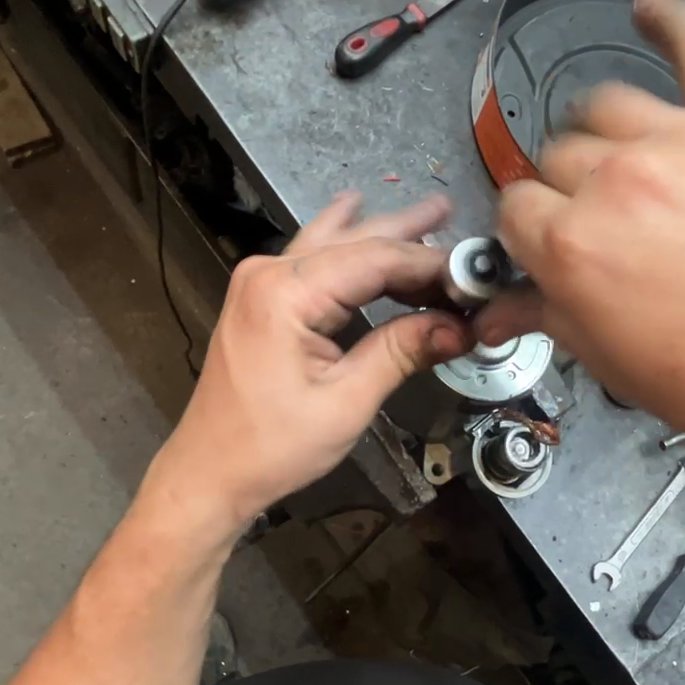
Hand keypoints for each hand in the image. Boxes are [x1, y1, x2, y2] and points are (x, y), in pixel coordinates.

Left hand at [146, 192, 471, 532]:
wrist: (210, 472)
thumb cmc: (272, 447)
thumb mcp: (346, 403)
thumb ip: (401, 353)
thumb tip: (459, 328)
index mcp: (285, 292)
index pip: (375, 259)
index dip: (429, 264)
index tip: (473, 274)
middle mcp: (268, 272)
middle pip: (354, 243)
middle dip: (409, 238)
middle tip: (458, 221)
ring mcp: (258, 283)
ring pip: (332, 245)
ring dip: (380, 234)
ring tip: (427, 215)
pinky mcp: (259, 301)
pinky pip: (311, 260)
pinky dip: (345, 247)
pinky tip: (354, 213)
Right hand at [479, 0, 684, 474]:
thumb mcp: (614, 362)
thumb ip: (548, 318)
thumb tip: (498, 315)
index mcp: (573, 249)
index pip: (514, 211)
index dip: (523, 233)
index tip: (538, 246)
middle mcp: (616, 184)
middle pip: (555, 158)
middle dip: (562, 191)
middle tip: (589, 222)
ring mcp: (682, 142)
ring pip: (605, 105)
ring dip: (597, 132)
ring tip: (612, 158)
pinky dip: (674, 18)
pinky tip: (649, 7)